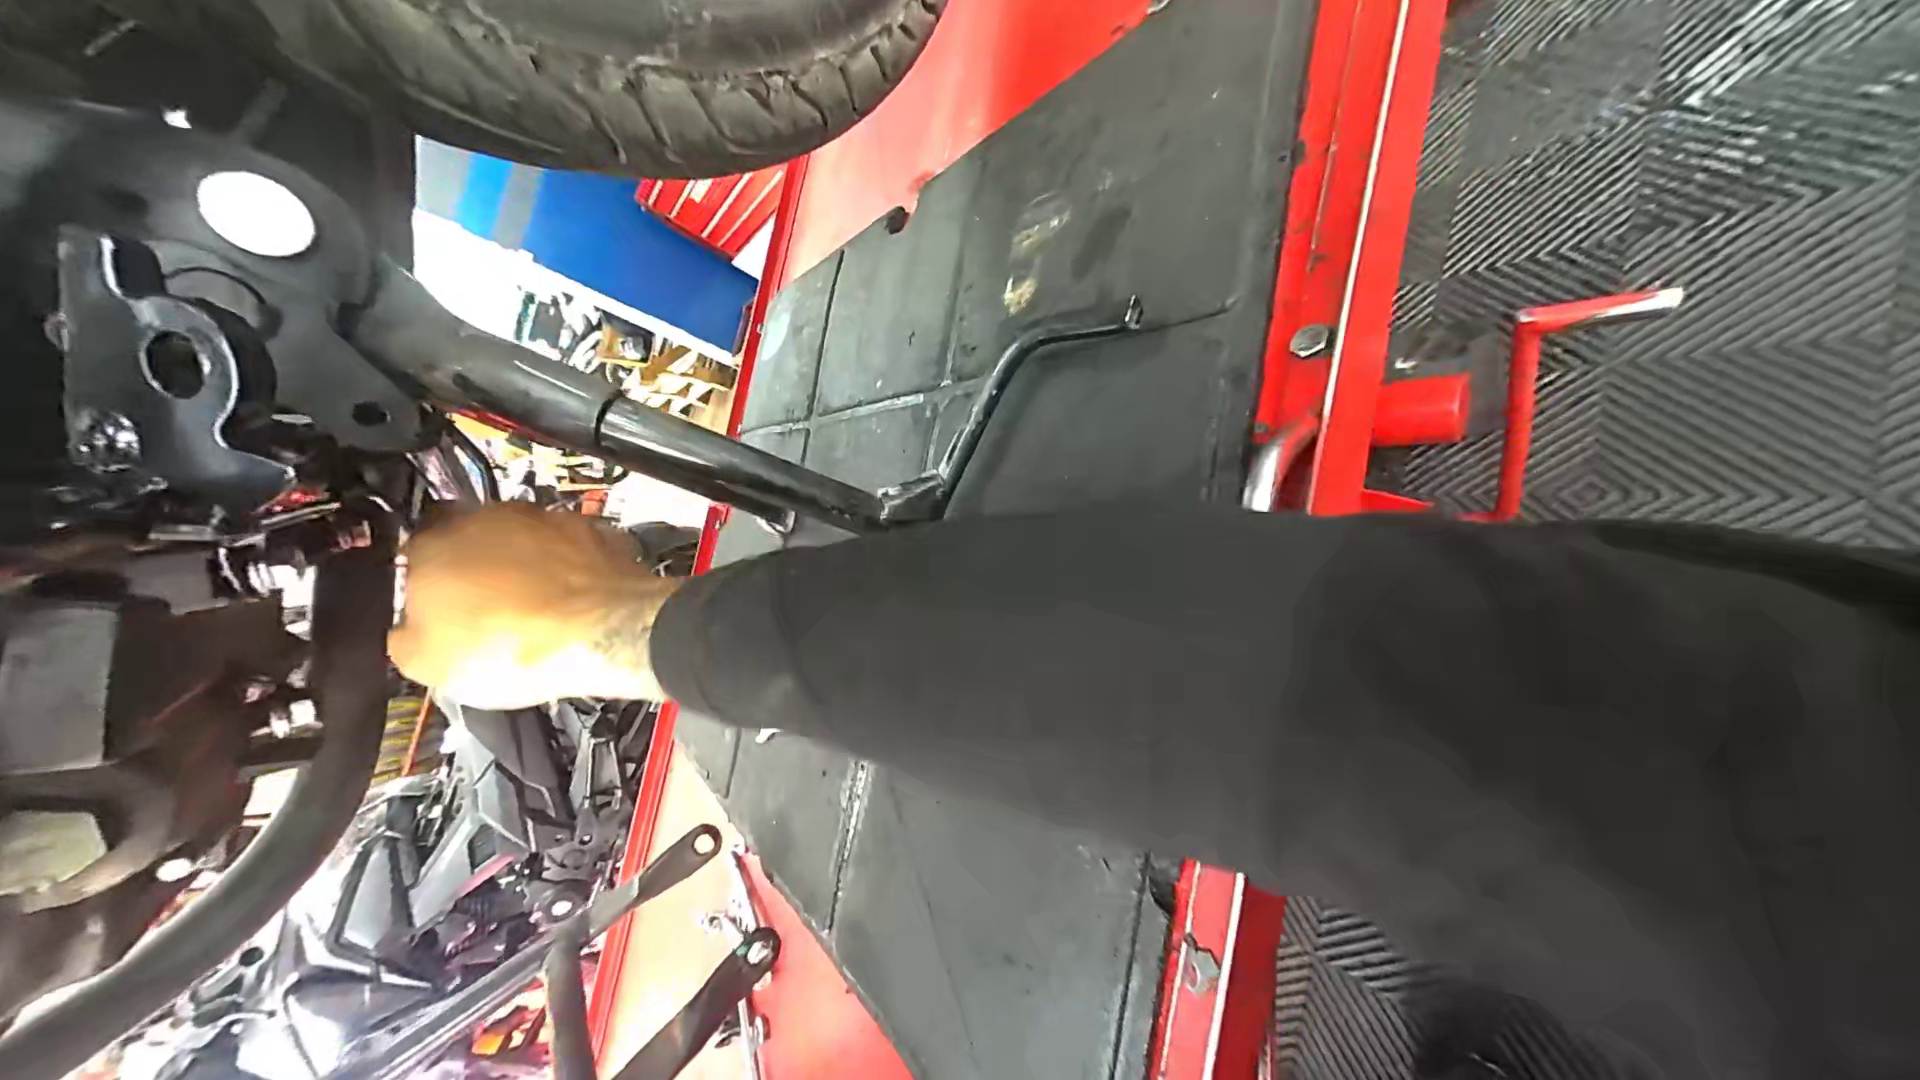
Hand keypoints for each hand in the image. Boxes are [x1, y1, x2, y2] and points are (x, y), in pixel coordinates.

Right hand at [389, 503, 679, 707]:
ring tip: (540, 607)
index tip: (437, 607)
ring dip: (530, 564)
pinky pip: (576, 546)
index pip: (412, 554)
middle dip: (480, 569)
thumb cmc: (522, 644)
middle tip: (492, 609)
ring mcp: (550, 521)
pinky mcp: (597, 531)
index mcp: (434, 546)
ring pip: (528, 538)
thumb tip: (411, 635)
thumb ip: (407, 635)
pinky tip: (578, 596)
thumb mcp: (428, 663)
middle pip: (474, 539)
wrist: (603, 633)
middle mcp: (492, 519)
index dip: (425, 585)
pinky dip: (576, 566)